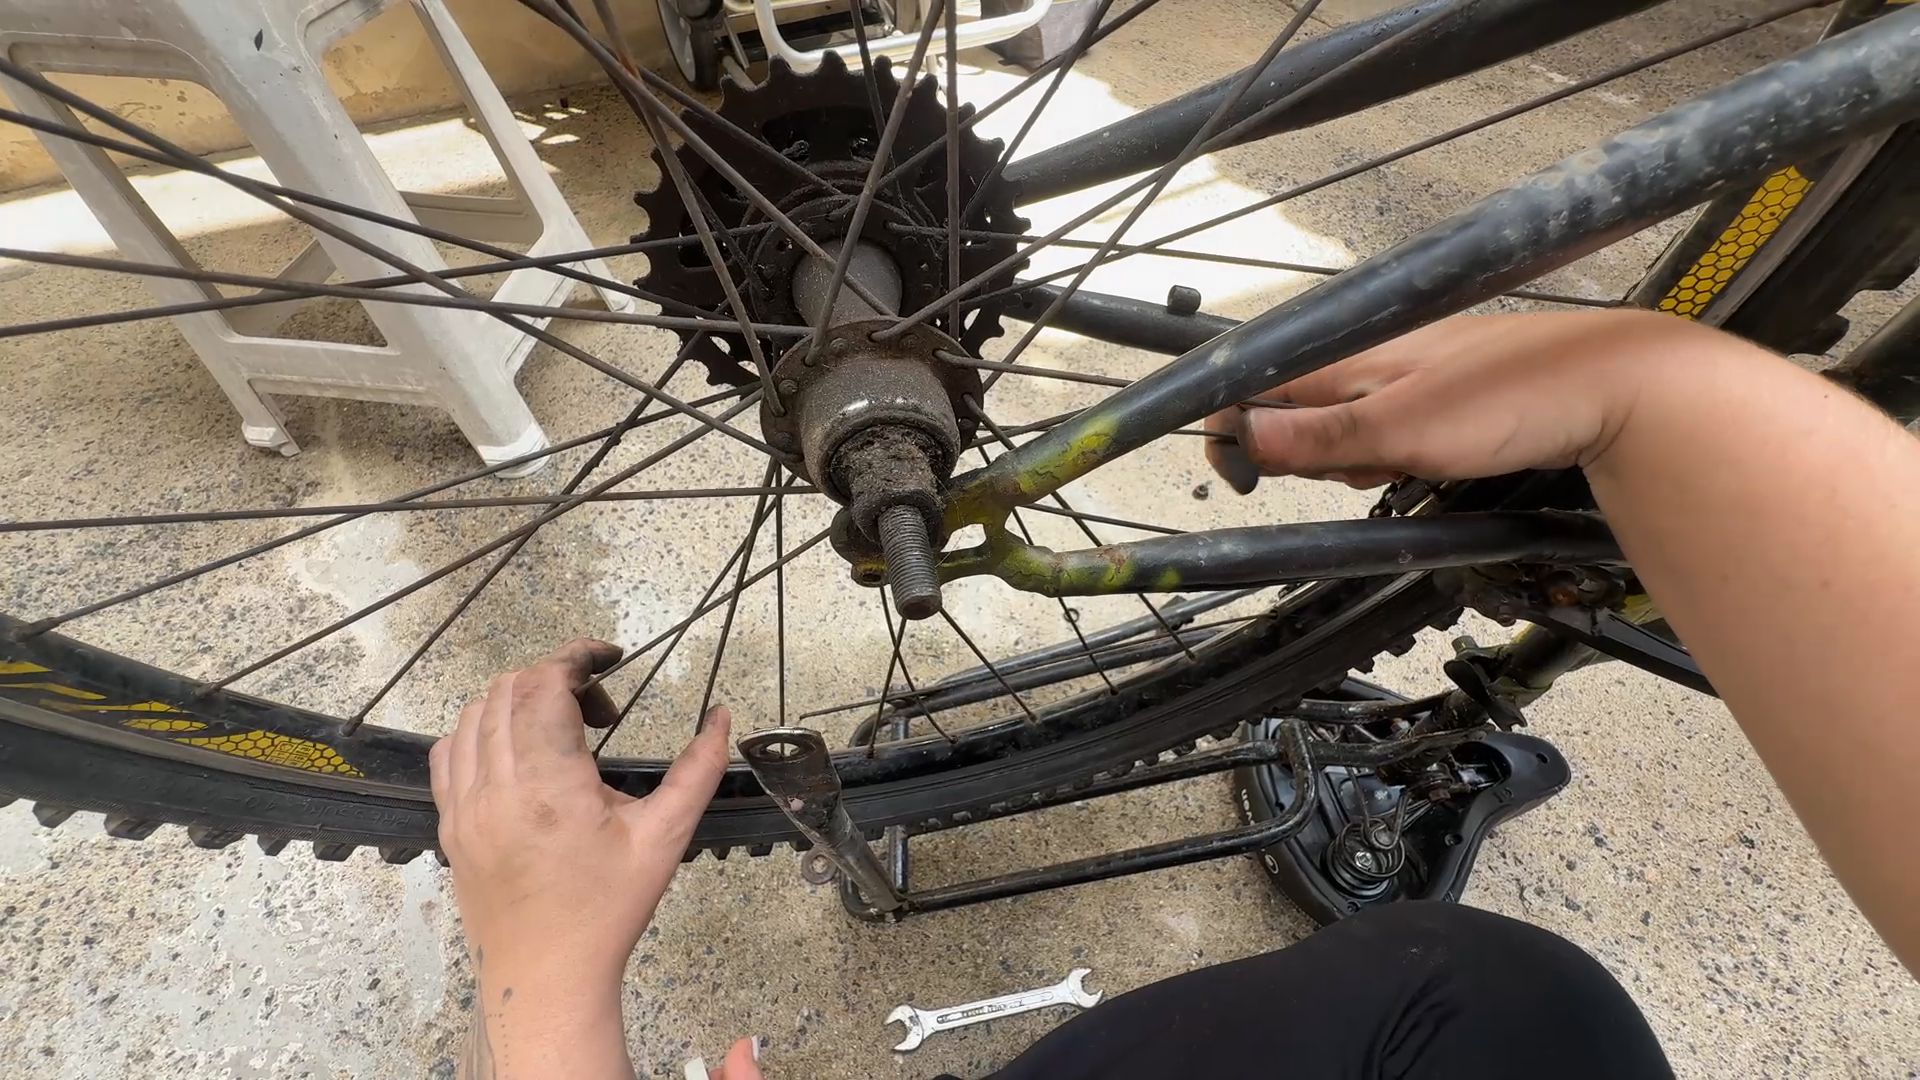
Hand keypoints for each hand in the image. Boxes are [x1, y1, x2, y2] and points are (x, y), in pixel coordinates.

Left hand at [430, 641, 740, 1079]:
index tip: (612, 655)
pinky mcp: (449, 824)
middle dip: (558, 676)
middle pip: (509, 689)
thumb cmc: (610, 903)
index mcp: (547, 782)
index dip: (577, 655)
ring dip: (521, 698)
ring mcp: (462, 806)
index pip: (544, 684)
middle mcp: (494, 785)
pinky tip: (521, 747)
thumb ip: (699, 767)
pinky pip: (450, 750)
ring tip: (567, 725)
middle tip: (604, 705)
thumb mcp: (667, 834)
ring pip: (475, 714)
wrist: (547, 974)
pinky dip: (484, 727)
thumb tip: (722, 713)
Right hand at [1205, 311, 1696, 487]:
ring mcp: (1397, 372)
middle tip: (1347, 468)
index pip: (1254, 384)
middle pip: (1289, 409)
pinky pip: (1373, 426)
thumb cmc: (1511, 398)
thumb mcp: (1399, 429)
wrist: (1618, 389)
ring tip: (1392, 461)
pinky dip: (1380, 450)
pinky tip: (1415, 456)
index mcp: (1345, 355)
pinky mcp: (1427, 390)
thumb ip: (1315, 436)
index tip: (1242, 471)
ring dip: (1344, 455)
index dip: (1234, 427)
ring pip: (1332, 423)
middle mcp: (1363, 356)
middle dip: (1300, 451)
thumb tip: (1241, 434)